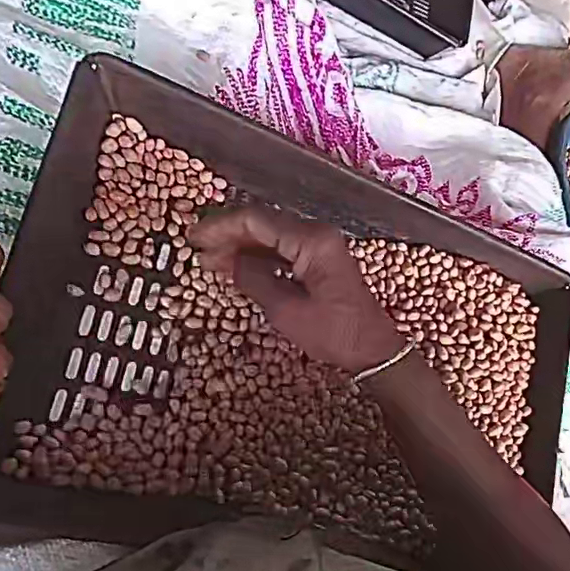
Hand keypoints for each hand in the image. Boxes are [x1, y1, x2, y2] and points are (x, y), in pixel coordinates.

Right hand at [188, 205, 405, 372]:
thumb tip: (225, 261)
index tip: (195, 239)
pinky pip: (285, 250)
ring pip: (272, 237)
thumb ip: (253, 280)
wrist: (373, 350)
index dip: (221, 228)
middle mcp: (318, 234)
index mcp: (311, 241)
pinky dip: (261, 258)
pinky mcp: (322, 260)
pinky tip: (239, 268)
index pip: (256, 220)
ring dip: (242, 247)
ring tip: (212, 261)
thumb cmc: (334, 334)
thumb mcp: (286, 311)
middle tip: (198, 249)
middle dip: (228, 236)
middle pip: (263, 223)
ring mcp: (322, 246)